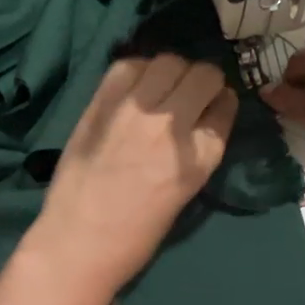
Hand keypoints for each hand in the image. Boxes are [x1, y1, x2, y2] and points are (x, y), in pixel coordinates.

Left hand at [28, 54, 238, 292]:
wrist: (79, 241)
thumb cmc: (138, 231)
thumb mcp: (188, 189)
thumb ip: (202, 146)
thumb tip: (208, 112)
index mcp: (199, 156)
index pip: (225, 105)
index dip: (221, 101)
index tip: (214, 105)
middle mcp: (171, 125)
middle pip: (203, 75)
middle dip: (203, 81)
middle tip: (190, 93)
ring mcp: (135, 110)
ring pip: (169, 62)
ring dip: (173, 71)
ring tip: (163, 88)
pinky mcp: (101, 103)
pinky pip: (129, 66)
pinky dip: (140, 71)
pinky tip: (136, 88)